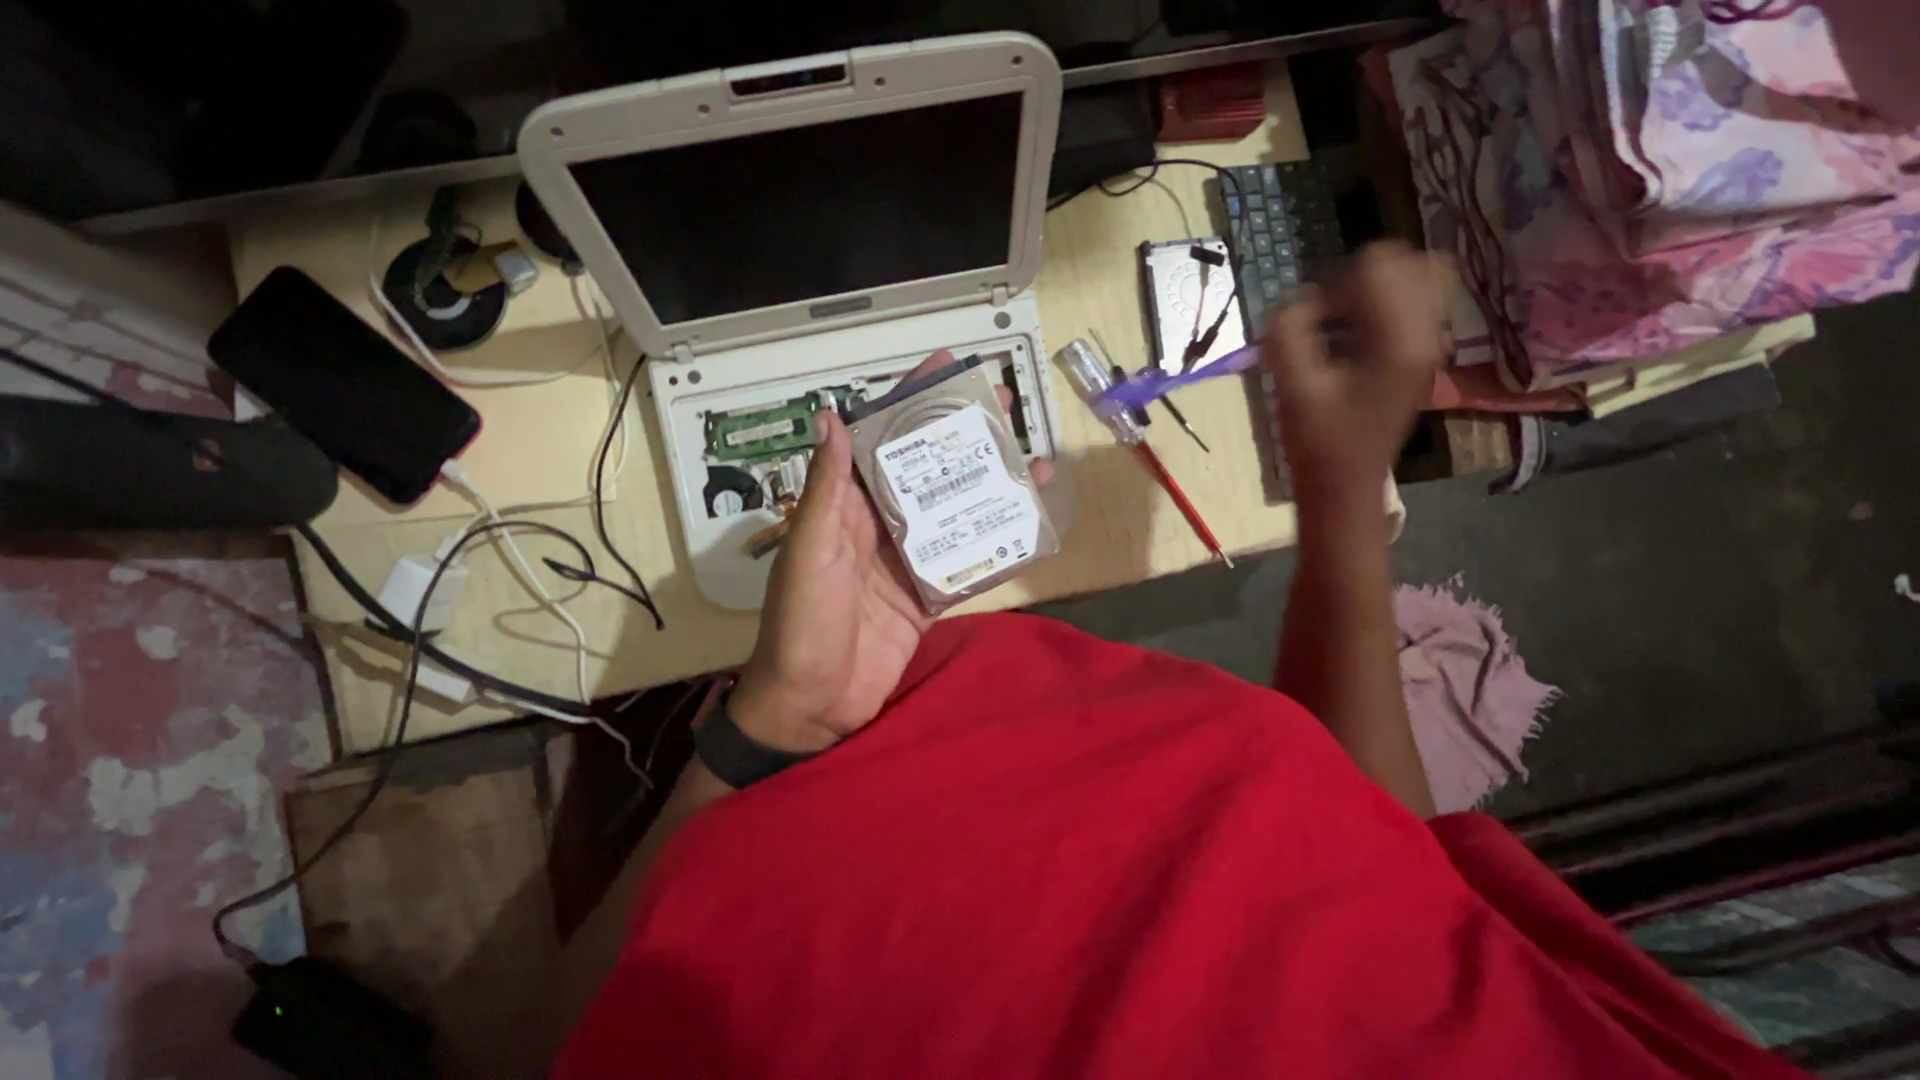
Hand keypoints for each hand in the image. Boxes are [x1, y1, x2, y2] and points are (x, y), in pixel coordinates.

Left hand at [730, 350, 1051, 754]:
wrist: (812, 707)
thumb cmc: (802, 624)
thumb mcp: (811, 551)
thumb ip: (828, 490)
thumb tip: (831, 415)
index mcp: (843, 507)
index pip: (878, 440)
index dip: (910, 402)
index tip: (946, 367)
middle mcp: (876, 526)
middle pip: (923, 469)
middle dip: (961, 435)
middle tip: (1005, 405)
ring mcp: (905, 562)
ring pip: (951, 512)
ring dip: (987, 485)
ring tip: (1032, 459)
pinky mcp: (926, 597)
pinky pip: (964, 561)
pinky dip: (994, 542)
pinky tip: (1027, 522)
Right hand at [1265, 241, 1447, 507]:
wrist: (1345, 486)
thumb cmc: (1318, 441)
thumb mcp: (1292, 386)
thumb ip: (1289, 331)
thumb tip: (1301, 303)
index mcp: (1401, 338)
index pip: (1377, 264)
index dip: (1335, 284)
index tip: (1314, 323)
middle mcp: (1428, 332)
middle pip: (1406, 261)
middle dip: (1360, 279)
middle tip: (1330, 319)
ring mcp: (1430, 343)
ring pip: (1417, 277)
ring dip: (1374, 289)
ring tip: (1343, 325)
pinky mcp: (1421, 353)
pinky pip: (1414, 302)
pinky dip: (1384, 305)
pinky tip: (1354, 338)